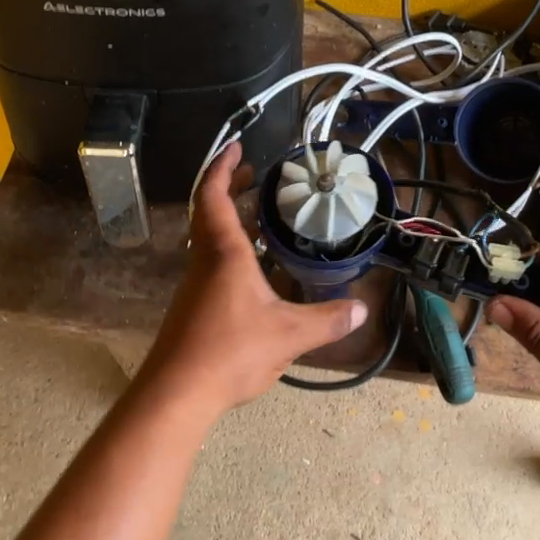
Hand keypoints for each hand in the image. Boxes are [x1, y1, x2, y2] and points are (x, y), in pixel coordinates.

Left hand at [137, 142, 369, 416]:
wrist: (176, 393)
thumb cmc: (229, 351)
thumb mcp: (288, 334)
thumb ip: (327, 319)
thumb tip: (362, 308)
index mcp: (224, 253)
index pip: (214, 196)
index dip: (223, 167)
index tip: (237, 146)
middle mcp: (205, 260)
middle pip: (209, 210)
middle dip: (229, 186)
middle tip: (253, 173)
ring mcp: (195, 284)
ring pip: (208, 236)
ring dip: (229, 217)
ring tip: (259, 214)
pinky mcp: (193, 306)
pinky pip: (211, 260)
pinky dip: (230, 246)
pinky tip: (253, 268)